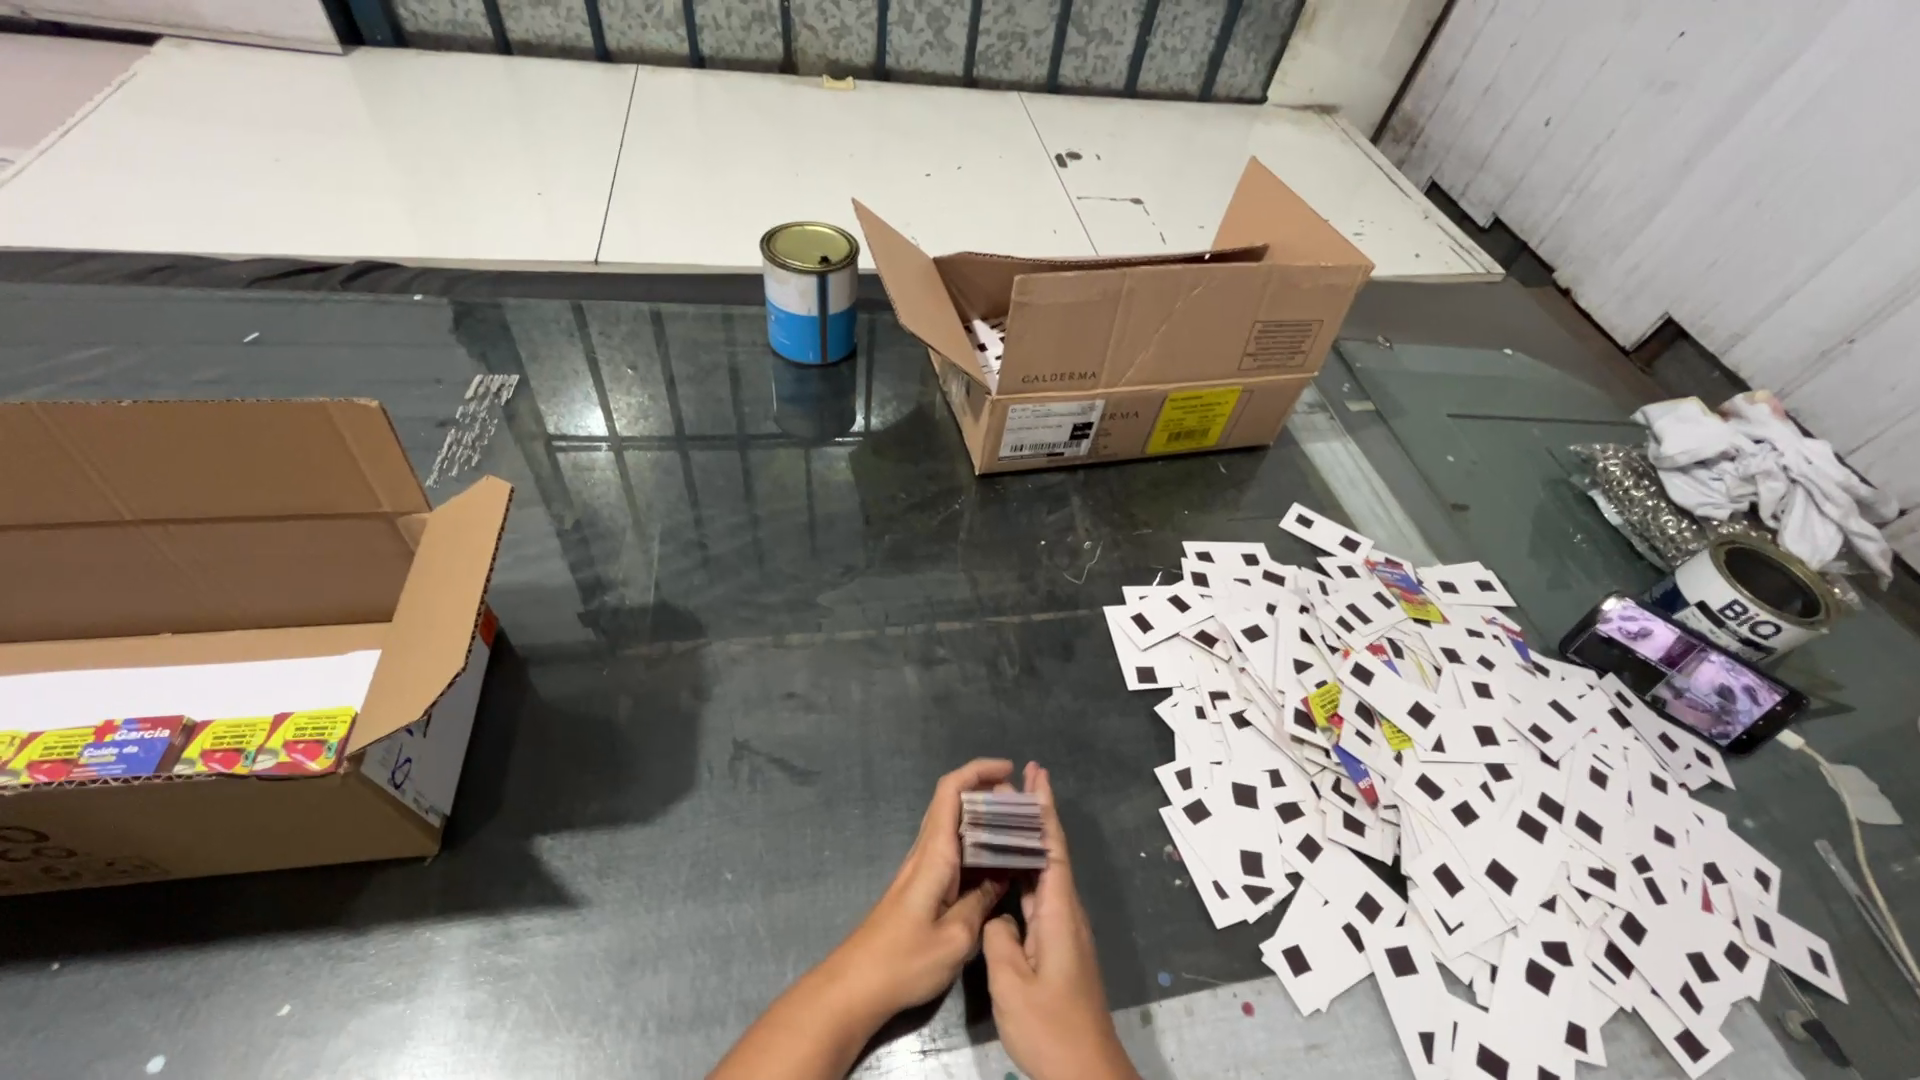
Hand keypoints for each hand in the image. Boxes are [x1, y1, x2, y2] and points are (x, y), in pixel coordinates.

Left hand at [823, 758, 1014, 1019]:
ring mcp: (921, 870)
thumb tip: (1000, 876)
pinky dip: (976, 846)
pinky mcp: (920, 888)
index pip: (951, 791)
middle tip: (1023, 807)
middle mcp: (926, 852)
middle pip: (953, 802)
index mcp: (934, 854)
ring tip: (1019, 831)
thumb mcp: (955, 938)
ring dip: (984, 819)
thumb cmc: (904, 961)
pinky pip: (952, 852)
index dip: (978, 770)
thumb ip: (981, 902)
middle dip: (987, 792)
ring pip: (953, 826)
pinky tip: (997, 865)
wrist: (855, 986)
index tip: (1009, 771)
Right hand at [982, 763, 1138, 1079]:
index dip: (1044, 809)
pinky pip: (1040, 896)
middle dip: (1038, 814)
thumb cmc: (1049, 1026)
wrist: (1085, 1071)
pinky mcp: (1059, 948)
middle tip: (1019, 780)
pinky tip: (1009, 871)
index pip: (1052, 847)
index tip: (1037, 774)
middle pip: (1052, 852)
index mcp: (1059, 913)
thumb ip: (999, 938)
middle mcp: (1066, 913)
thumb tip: (997, 915)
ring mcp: (1064, 931)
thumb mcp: (1011, 983)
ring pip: (1046, 873)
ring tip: (1009, 813)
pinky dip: (1025, 873)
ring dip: (1031, 841)